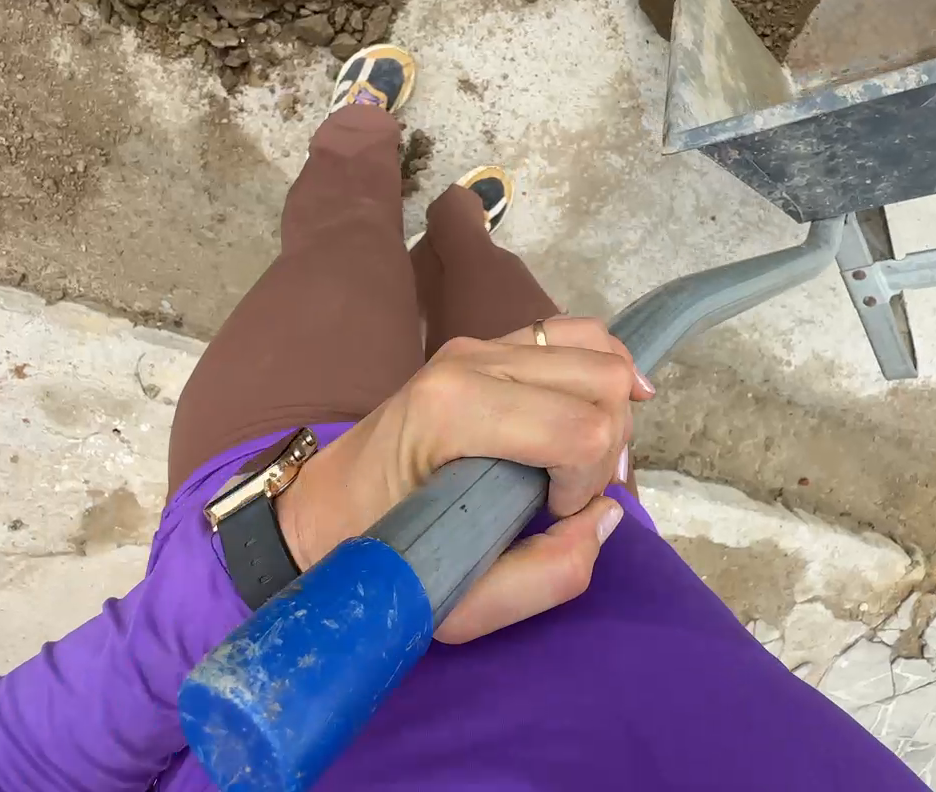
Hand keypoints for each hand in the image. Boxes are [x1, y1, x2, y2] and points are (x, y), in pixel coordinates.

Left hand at [273, 316, 653, 643]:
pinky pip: (576, 334)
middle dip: (607, 448)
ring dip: (610, 411)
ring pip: (598, 352)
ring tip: (582, 458)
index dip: (587, 482)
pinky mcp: (489, 343)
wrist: (325, 506)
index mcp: (452, 409)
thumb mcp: (456, 602)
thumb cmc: (381, 553)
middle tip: (570, 493)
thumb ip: (546, 575)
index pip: (580, 428)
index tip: (551, 515)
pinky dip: (606, 367)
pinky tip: (610, 405)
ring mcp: (479, 343)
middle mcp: (469, 358)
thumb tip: (608, 514)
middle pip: (601, 381)